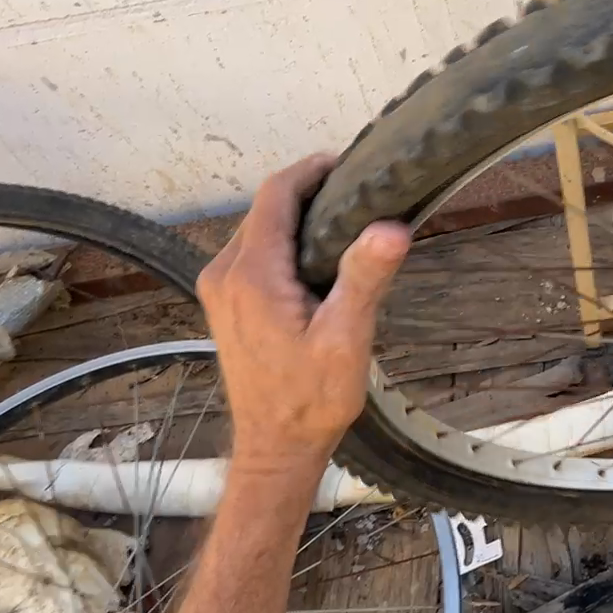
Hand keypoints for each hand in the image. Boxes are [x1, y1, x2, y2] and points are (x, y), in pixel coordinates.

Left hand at [197, 154, 410, 468]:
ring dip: (300, 216)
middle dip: (311, 192)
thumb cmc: (312, 399)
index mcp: (251, 274)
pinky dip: (287, 240)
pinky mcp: (227, 303)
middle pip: (266, 207)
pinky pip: (255, 251)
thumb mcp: (347, 339)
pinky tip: (322, 258)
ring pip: (260, 228)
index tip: (351, 164)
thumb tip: (391, 227)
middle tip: (363, 196)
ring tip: (350, 223)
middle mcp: (225, 273)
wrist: (276, 447)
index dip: (312, 169)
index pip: (276, 194)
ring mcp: (220, 288)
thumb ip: (364, 278)